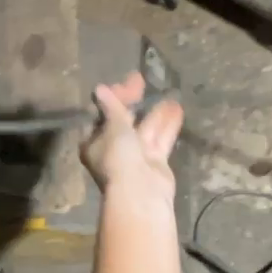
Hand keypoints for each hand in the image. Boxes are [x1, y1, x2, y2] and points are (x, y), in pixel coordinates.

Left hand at [81, 71, 183, 200]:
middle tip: (142, 79)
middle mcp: (113, 149)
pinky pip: (160, 139)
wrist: (141, 193)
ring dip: (155, 112)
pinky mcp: (155, 162)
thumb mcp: (114, 128)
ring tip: (168, 94)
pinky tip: (177, 109)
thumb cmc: (119, 158)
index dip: (114, 97)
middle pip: (123, 120)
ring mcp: (136, 156)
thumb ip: (112, 108)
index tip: (126, 83)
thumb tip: (100, 89)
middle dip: (133, 101)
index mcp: (94, 143)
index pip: (103, 114)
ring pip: (145, 128)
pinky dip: (167, 125)